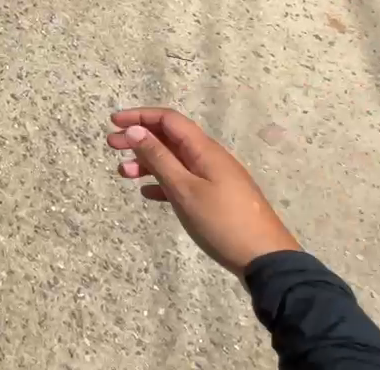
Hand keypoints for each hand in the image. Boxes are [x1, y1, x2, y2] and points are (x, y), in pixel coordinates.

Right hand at [106, 108, 300, 276]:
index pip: (168, 120)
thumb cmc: (222, 221)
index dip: (139, 116)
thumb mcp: (184, 189)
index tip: (114, 122)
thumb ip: (158, 158)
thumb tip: (135, 130)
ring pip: (174, 160)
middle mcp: (210, 158)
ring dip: (147, 162)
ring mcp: (215, 178)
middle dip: (138, 138)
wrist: (268, 263)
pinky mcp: (217, 197)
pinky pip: (183, 179)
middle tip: (111, 145)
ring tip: (124, 174)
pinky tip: (148, 193)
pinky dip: (163, 181)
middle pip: (169, 138)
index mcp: (205, 150)